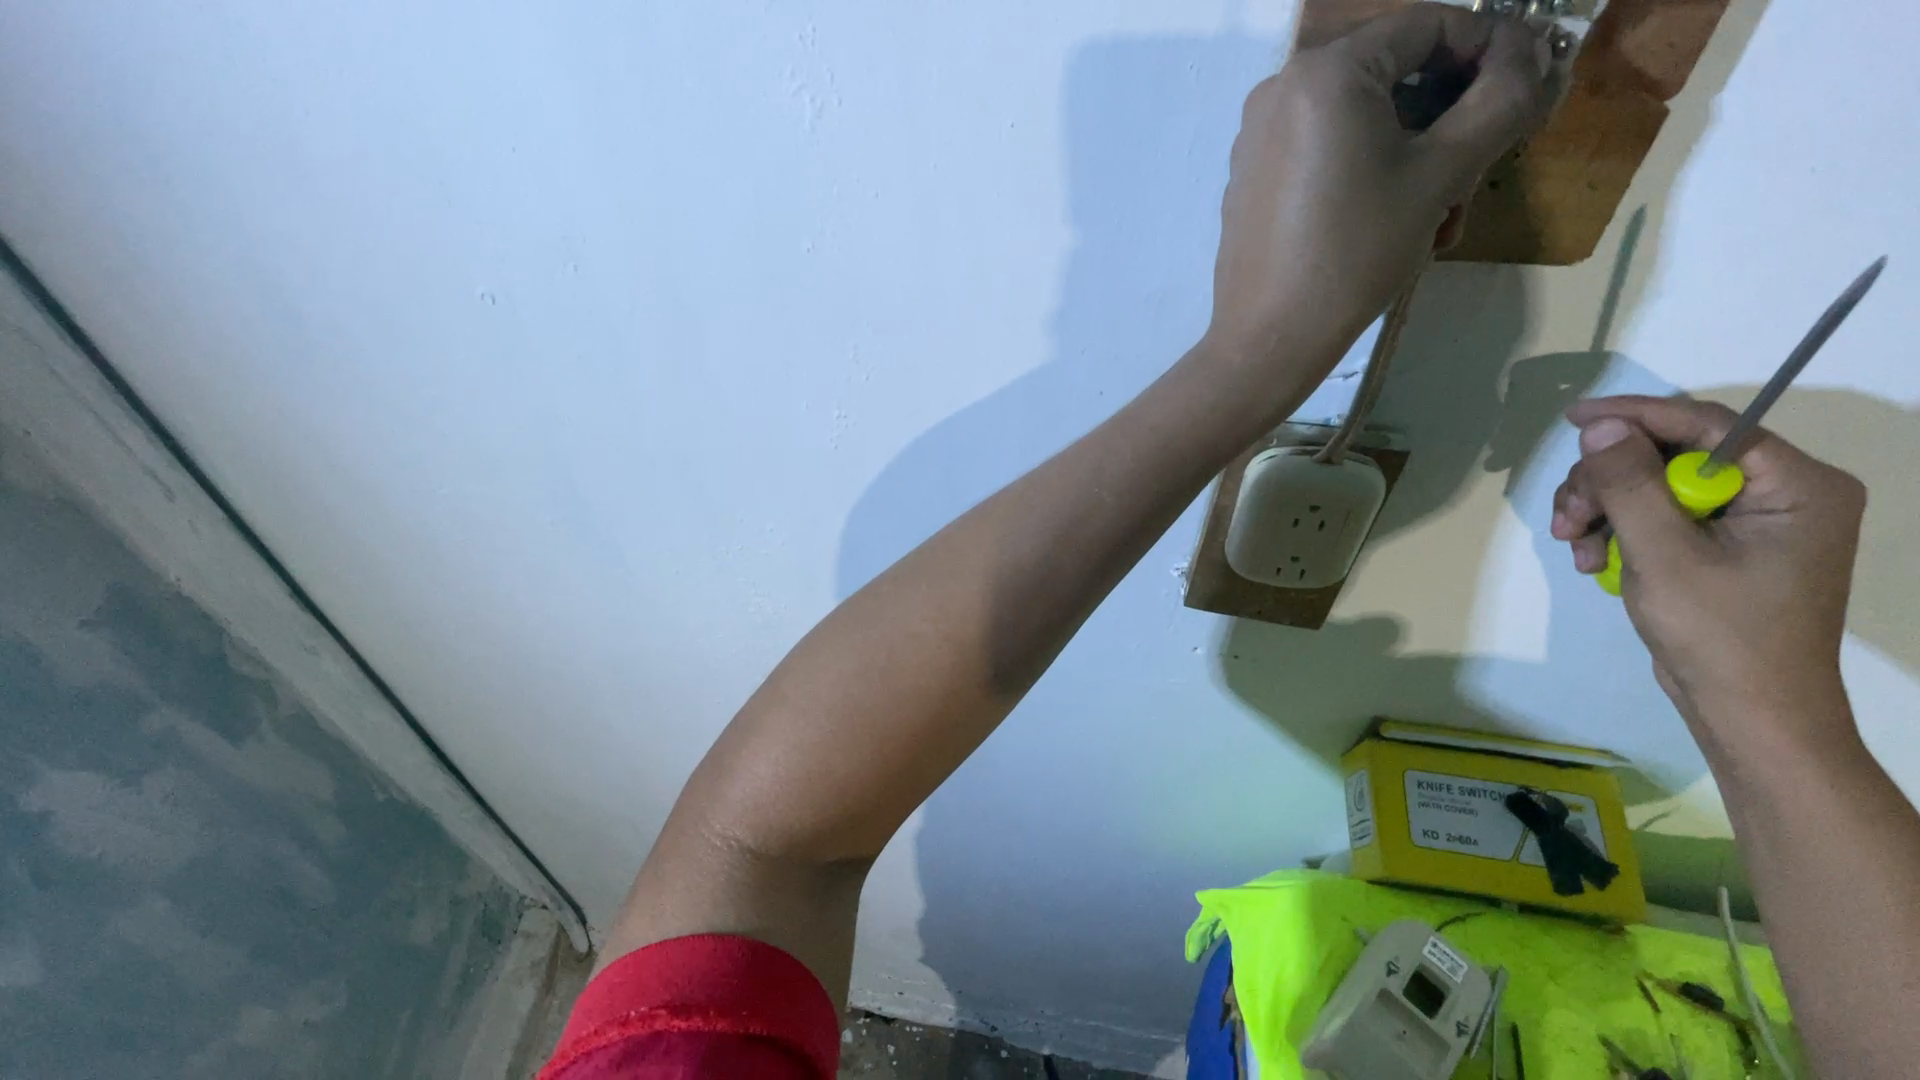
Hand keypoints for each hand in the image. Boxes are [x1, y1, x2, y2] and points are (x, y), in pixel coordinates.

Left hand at [1204, 6, 1556, 367]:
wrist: (1268, 339)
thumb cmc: (1356, 253)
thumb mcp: (1444, 172)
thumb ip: (1503, 98)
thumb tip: (1533, 52)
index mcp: (1325, 71)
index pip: (1430, 24)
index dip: (1491, 48)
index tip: (1528, 91)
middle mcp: (1280, 89)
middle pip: (1392, 76)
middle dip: (1448, 122)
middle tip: (1477, 174)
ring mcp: (1257, 137)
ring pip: (1361, 122)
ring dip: (1414, 160)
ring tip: (1438, 220)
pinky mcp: (1250, 178)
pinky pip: (1324, 154)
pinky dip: (1366, 176)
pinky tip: (1388, 227)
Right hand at [1550, 396, 1864, 736]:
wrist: (1748, 712)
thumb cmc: (1719, 634)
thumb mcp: (1664, 555)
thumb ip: (1630, 484)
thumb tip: (1600, 426)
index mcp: (1797, 486)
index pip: (1708, 426)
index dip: (1636, 416)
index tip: (1573, 418)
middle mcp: (1780, 493)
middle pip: (1670, 456)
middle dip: (1607, 482)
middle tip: (1567, 521)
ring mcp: (1750, 521)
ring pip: (1653, 485)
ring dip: (1603, 510)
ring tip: (1576, 548)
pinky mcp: (1721, 546)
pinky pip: (1657, 515)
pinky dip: (1617, 532)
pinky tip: (1594, 560)